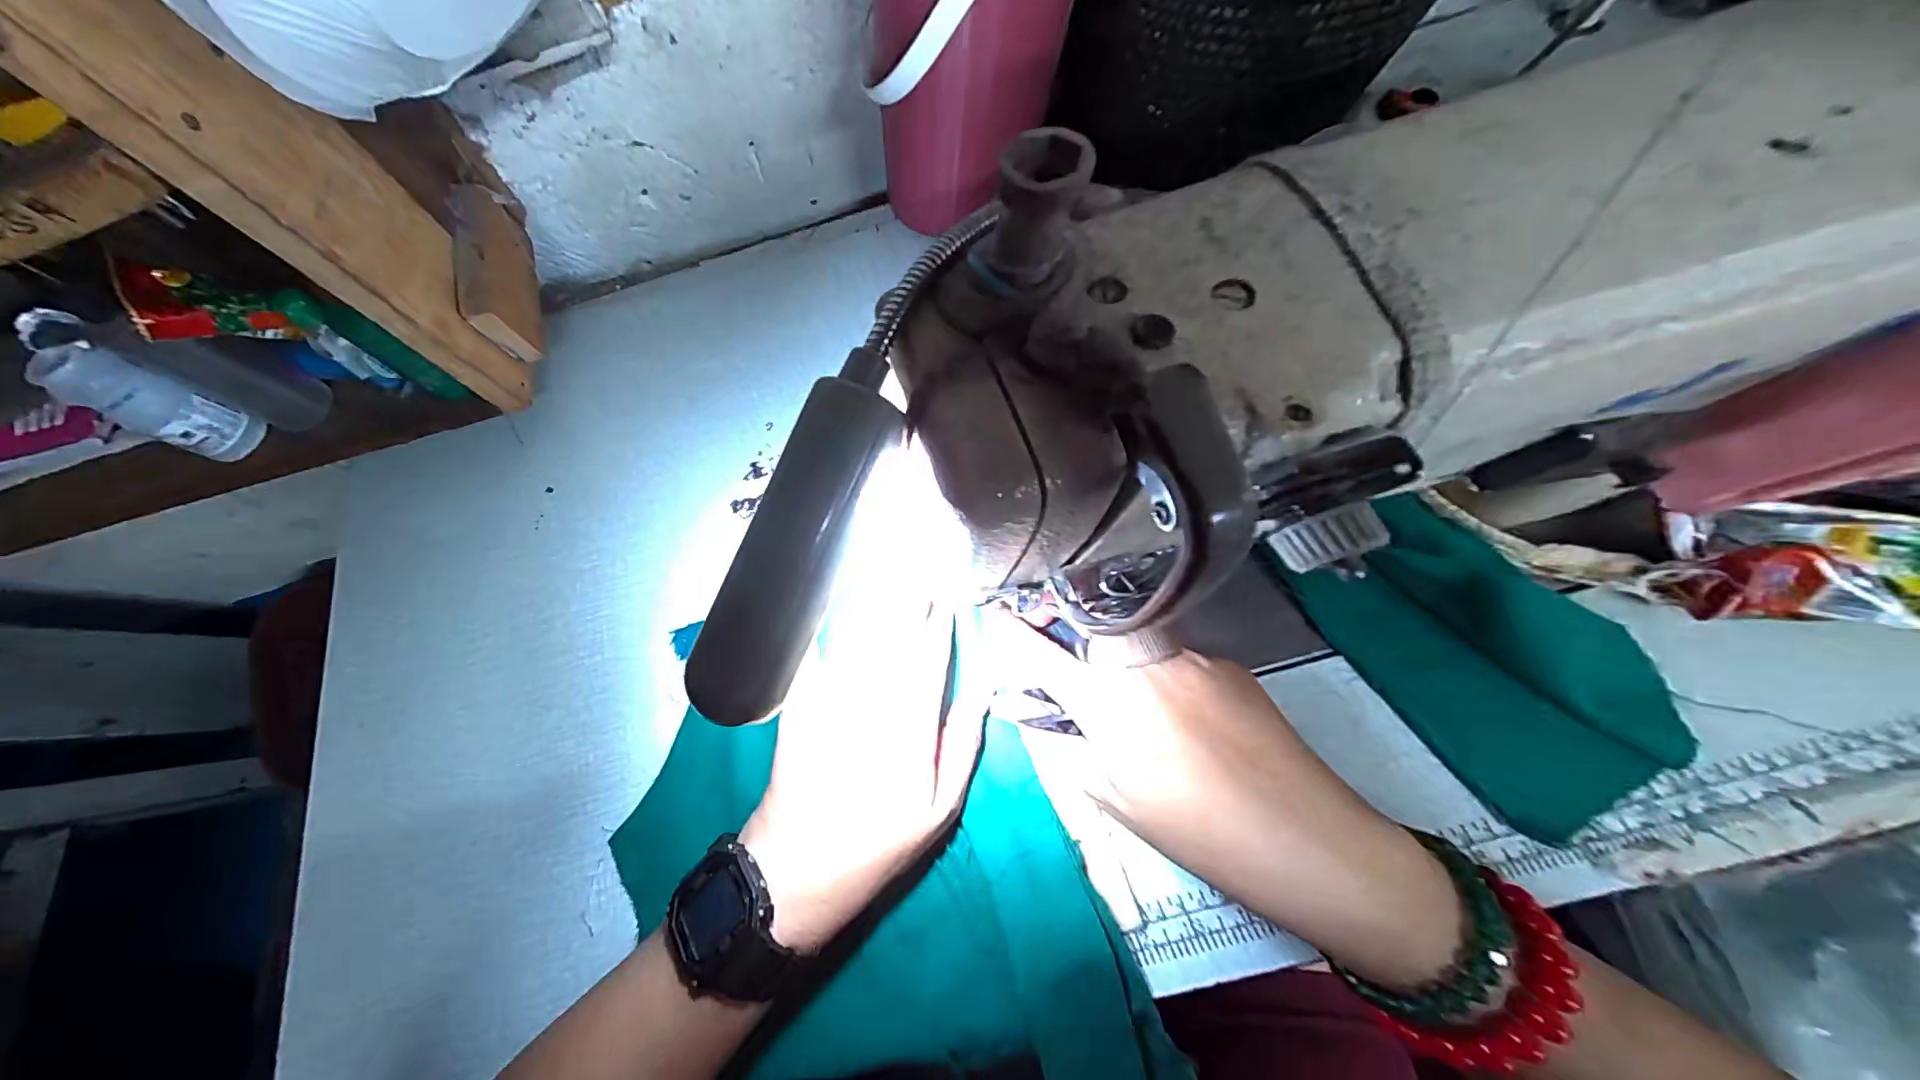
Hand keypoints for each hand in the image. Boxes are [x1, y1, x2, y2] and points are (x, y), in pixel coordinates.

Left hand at [737, 445, 983, 953]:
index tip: (952, 569)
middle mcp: (871, 702)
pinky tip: (844, 579)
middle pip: (894, 626)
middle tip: (918, 528)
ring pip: (858, 626)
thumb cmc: (881, 840)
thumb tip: (984, 679)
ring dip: (874, 580)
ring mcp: (830, 697)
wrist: (797, 866)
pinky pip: (821, 644)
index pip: (932, 651)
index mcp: (912, 728)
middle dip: (909, 577)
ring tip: (889, 537)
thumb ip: (964, 738)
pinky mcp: (800, 698)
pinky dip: (835, 610)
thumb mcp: (942, 806)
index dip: (943, 606)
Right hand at [986, 612, 1463, 988]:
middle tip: (1073, 674)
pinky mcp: (1229, 663)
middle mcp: (1145, 660)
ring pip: (1134, 643)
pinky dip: (1163, 677)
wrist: (1307, 837)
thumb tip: (1042, 714)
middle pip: (1089, 629)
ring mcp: (1192, 655)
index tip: (991, 609)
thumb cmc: (1197, 829)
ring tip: (1140, 714)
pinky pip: (1176, 658)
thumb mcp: (1114, 796)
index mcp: (1107, 698)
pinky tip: (1186, 721)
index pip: (1040, 650)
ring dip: (1120, 663)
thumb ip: (1071, 745)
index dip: (1010, 629)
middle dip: (1070, 641)